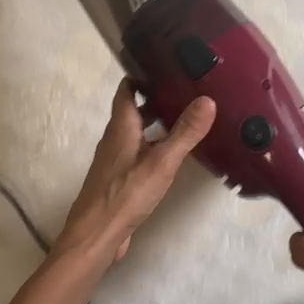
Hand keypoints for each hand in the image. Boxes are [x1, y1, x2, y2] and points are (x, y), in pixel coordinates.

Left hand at [54, 80, 215, 266]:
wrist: (96, 236)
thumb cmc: (125, 193)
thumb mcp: (161, 162)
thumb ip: (184, 132)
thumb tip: (207, 100)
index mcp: (121, 126)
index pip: (127, 88)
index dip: (143, 75)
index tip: (167, 66)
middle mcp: (116, 138)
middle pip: (135, 110)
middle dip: (157, 99)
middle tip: (187, 92)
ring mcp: (116, 160)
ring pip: (138, 133)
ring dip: (157, 124)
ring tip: (187, 120)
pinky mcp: (120, 180)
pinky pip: (139, 154)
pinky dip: (155, 147)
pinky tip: (174, 157)